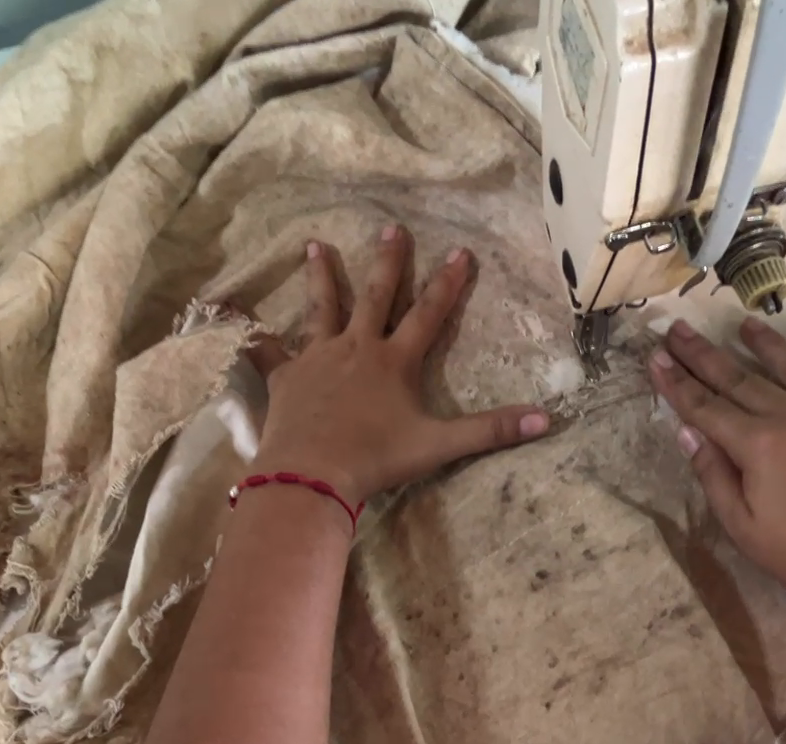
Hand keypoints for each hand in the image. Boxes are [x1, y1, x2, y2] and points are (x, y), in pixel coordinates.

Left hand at [246, 225, 549, 505]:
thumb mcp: (439, 445)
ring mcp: (316, 359)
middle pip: (375, 297)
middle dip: (387, 263)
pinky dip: (252, 338)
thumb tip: (549, 420)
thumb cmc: (376, 458)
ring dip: (322, 278)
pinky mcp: (285, 378)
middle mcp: (356, 348)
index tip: (460, 252)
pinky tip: (235, 320)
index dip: (447, 284)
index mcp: (394, 361)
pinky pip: (266, 353)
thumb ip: (491, 431)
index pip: (428, 314)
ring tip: (316, 245)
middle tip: (391, 229)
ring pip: (321, 310)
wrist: (314, 473)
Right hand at [649, 317, 785, 614]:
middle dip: (705, 354)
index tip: (656, 356)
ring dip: (767, 344)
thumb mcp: (745, 529)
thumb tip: (687, 431)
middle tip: (680, 329)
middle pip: (742, 379)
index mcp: (759, 446)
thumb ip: (714, 477)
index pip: (706, 407)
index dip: (677, 382)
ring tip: (745, 324)